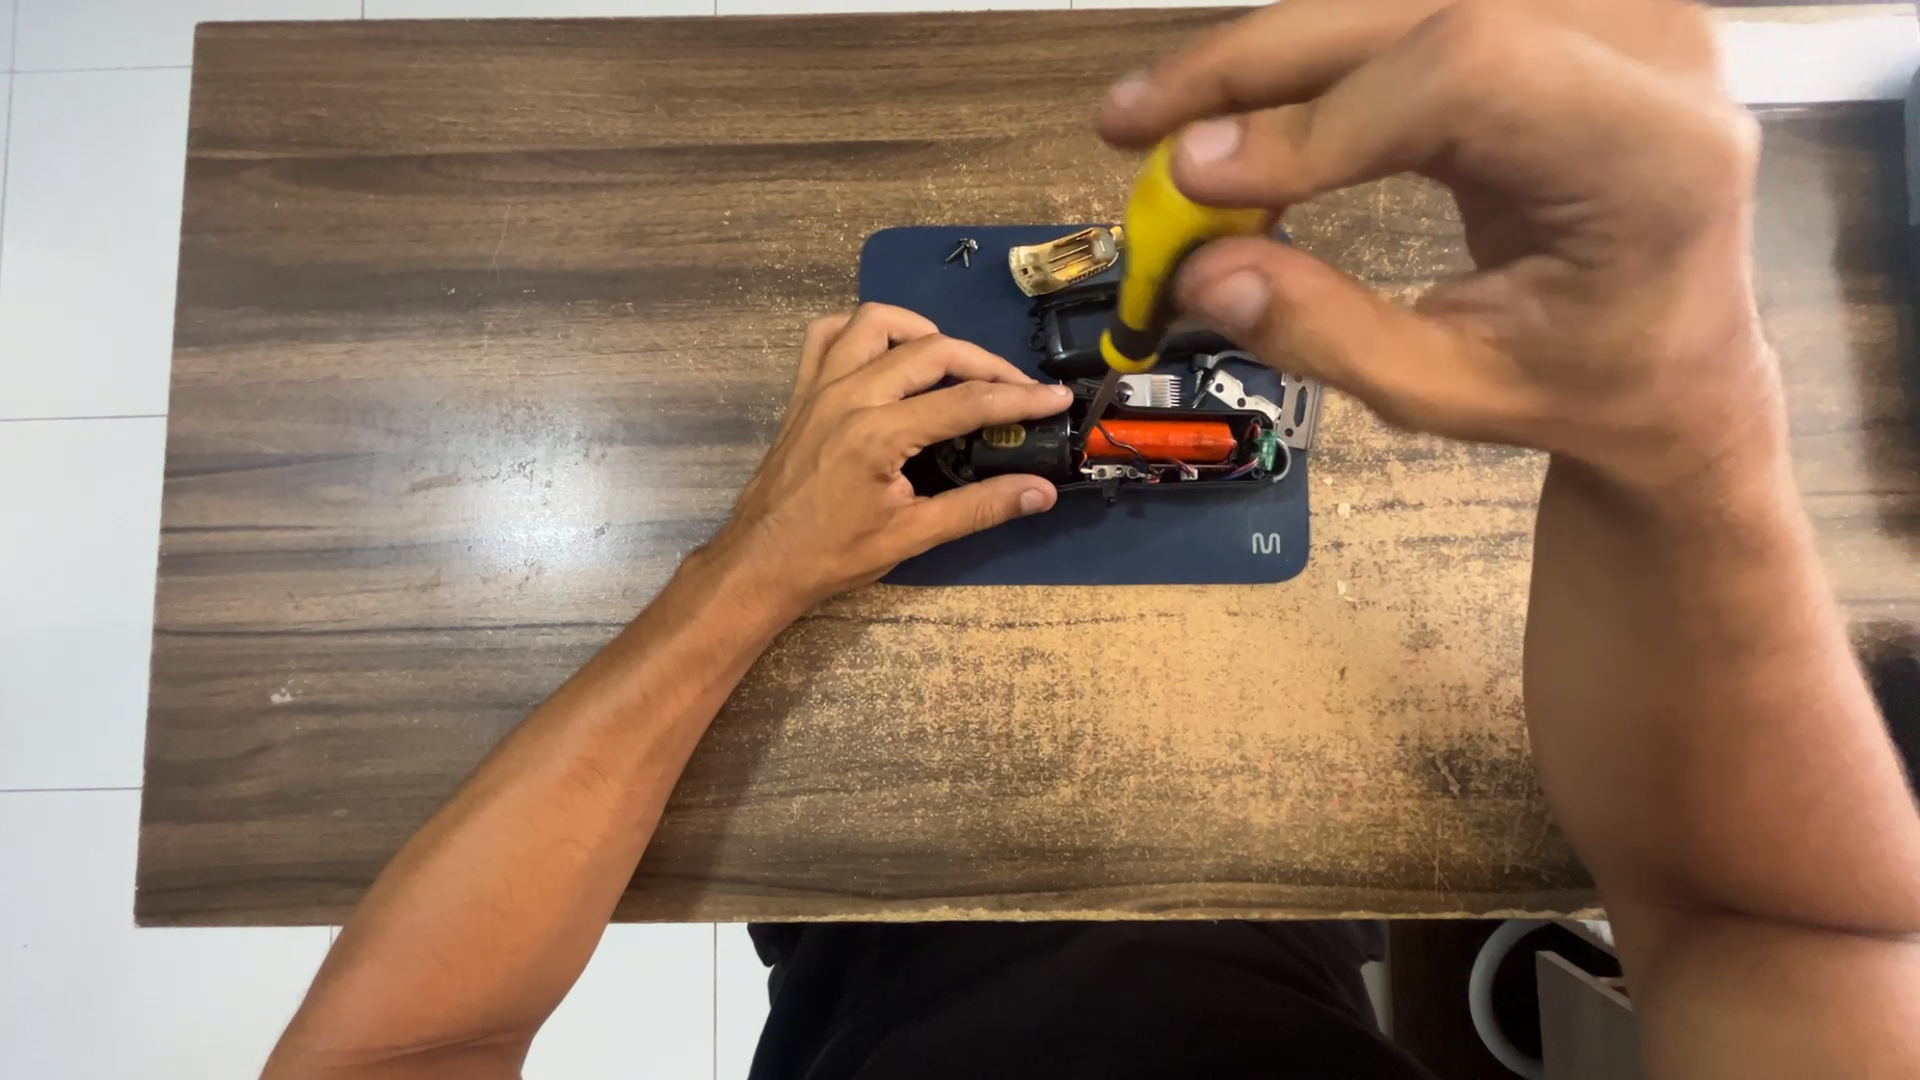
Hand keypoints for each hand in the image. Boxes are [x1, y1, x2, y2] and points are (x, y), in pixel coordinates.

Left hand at [702, 304, 1069, 612]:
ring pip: (876, 323)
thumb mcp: (913, 536)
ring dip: (923, 332)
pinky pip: (827, 335)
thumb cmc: (833, 556)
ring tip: (953, 362)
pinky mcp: (801, 391)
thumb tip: (1041, 492)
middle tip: (1017, 389)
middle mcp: (849, 395)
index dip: (1020, 399)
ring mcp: (819, 387)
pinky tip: (886, 355)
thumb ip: (980, 507)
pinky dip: (862, 331)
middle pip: (932, 351)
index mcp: (879, 434)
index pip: (966, 401)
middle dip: (985, 363)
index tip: (1056, 399)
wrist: (760, 563)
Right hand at [1098, 0, 1776, 491]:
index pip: (1461, 77)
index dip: (1309, 124)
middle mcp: (1639, 41)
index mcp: (1644, 152)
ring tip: (1156, 114)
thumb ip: (1323, 334)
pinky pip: (1398, 19)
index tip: (1187, 181)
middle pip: (1409, 3)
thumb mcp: (1439, 392)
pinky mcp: (1549, 19)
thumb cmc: (1567, 389)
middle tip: (1125, 123)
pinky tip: (1233, 109)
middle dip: (1247, 65)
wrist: (1669, 357)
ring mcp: (1599, 11)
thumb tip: (1196, 276)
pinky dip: (1300, 66)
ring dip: (1257, 57)